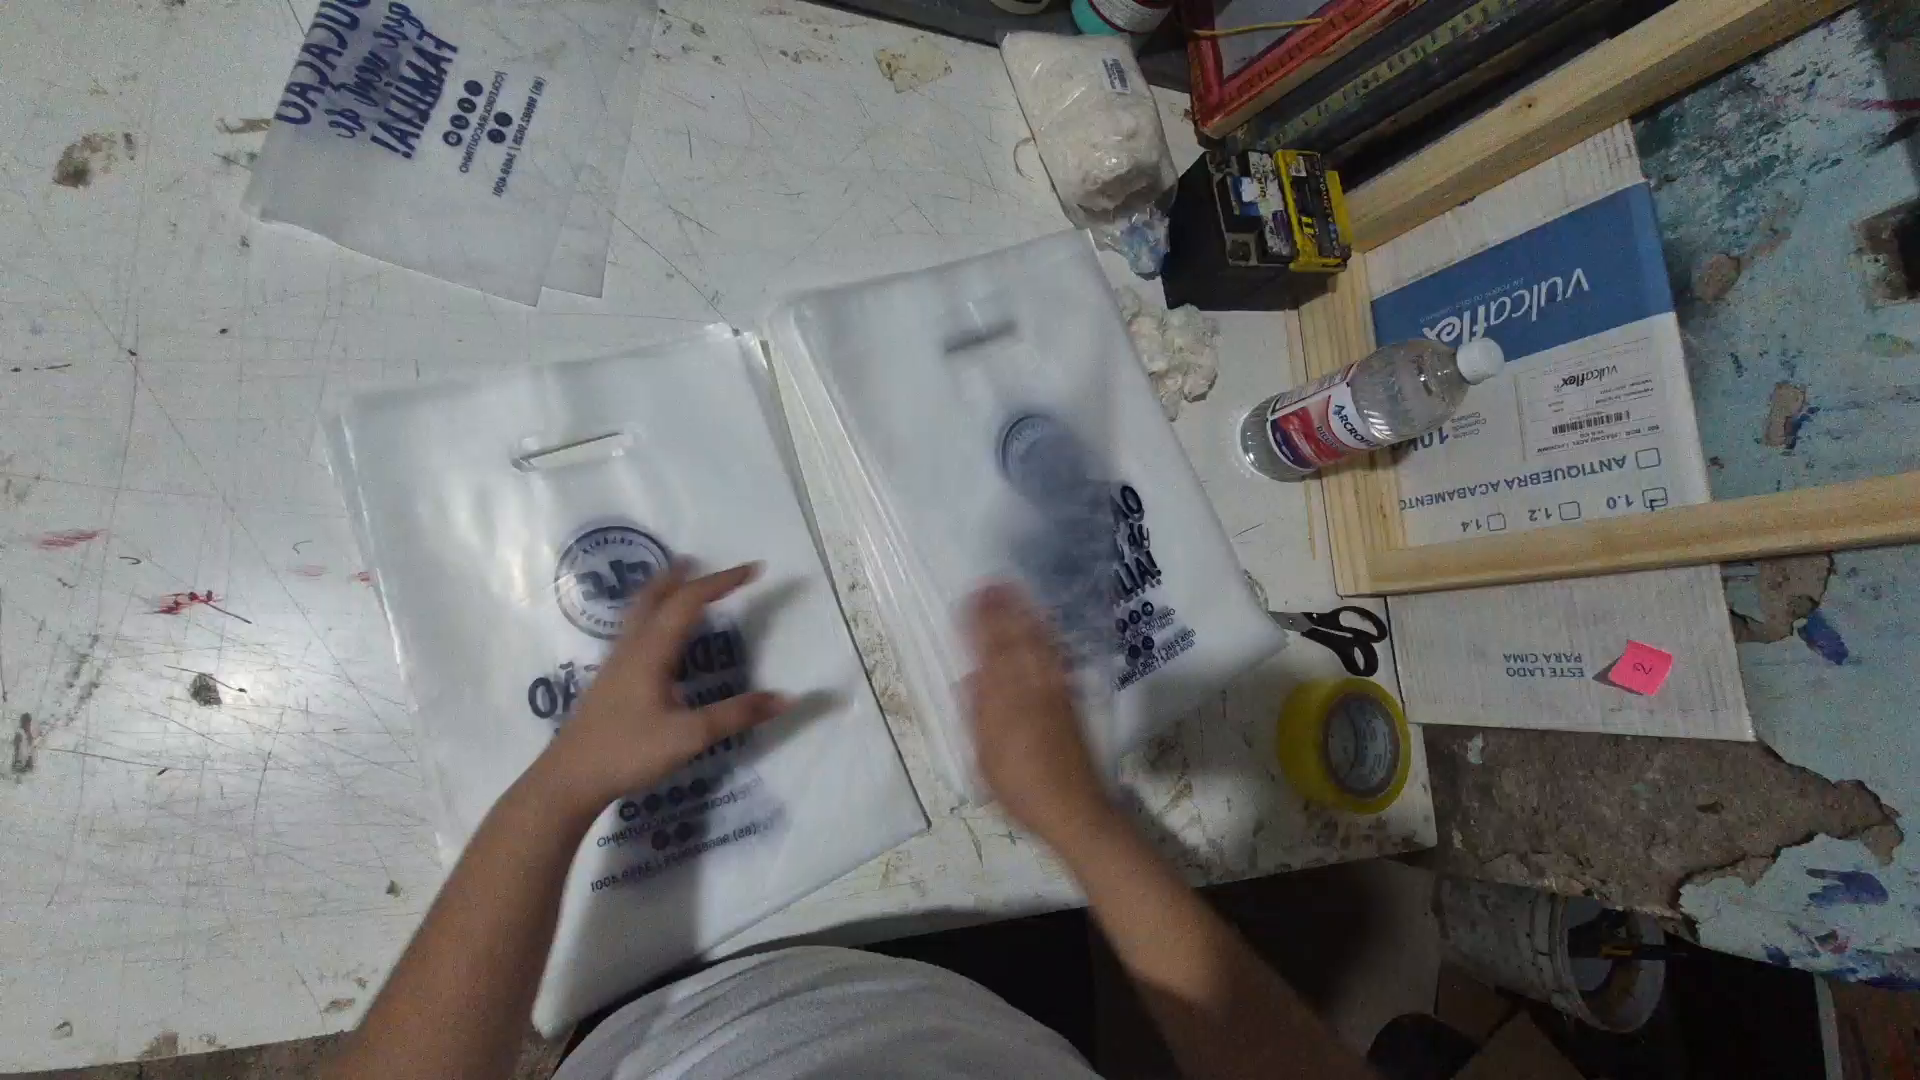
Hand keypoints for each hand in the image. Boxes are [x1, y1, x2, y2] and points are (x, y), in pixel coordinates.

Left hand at [533, 561, 787, 814]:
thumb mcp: (689, 737)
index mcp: (652, 651)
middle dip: (681, 575)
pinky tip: (658, 636)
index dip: (723, 582)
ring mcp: (616, 664)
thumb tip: (786, 698)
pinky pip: (635, 631)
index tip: (754, 570)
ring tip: (678, 582)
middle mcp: (632, 648)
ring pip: (639, 612)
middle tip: (701, 560)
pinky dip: (653, 615)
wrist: (567, 781)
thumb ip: (736, 714)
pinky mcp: (610, 681)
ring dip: (662, 591)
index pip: (690, 601)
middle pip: (655, 596)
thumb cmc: (627, 752)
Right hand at [963, 583, 1118, 849]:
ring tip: (1015, 591)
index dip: (980, 624)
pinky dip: (1048, 635)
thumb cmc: (1020, 789)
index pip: (988, 653)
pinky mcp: (1072, 699)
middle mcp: (1029, 689)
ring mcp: (1054, 691)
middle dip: (1002, 610)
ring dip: (1025, 614)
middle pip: (1014, 640)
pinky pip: (1057, 657)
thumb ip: (977, 716)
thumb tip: (969, 679)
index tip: (971, 600)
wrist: (1074, 809)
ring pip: (1037, 644)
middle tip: (992, 584)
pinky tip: (1044, 624)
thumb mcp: (984, 759)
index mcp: (1002, 704)